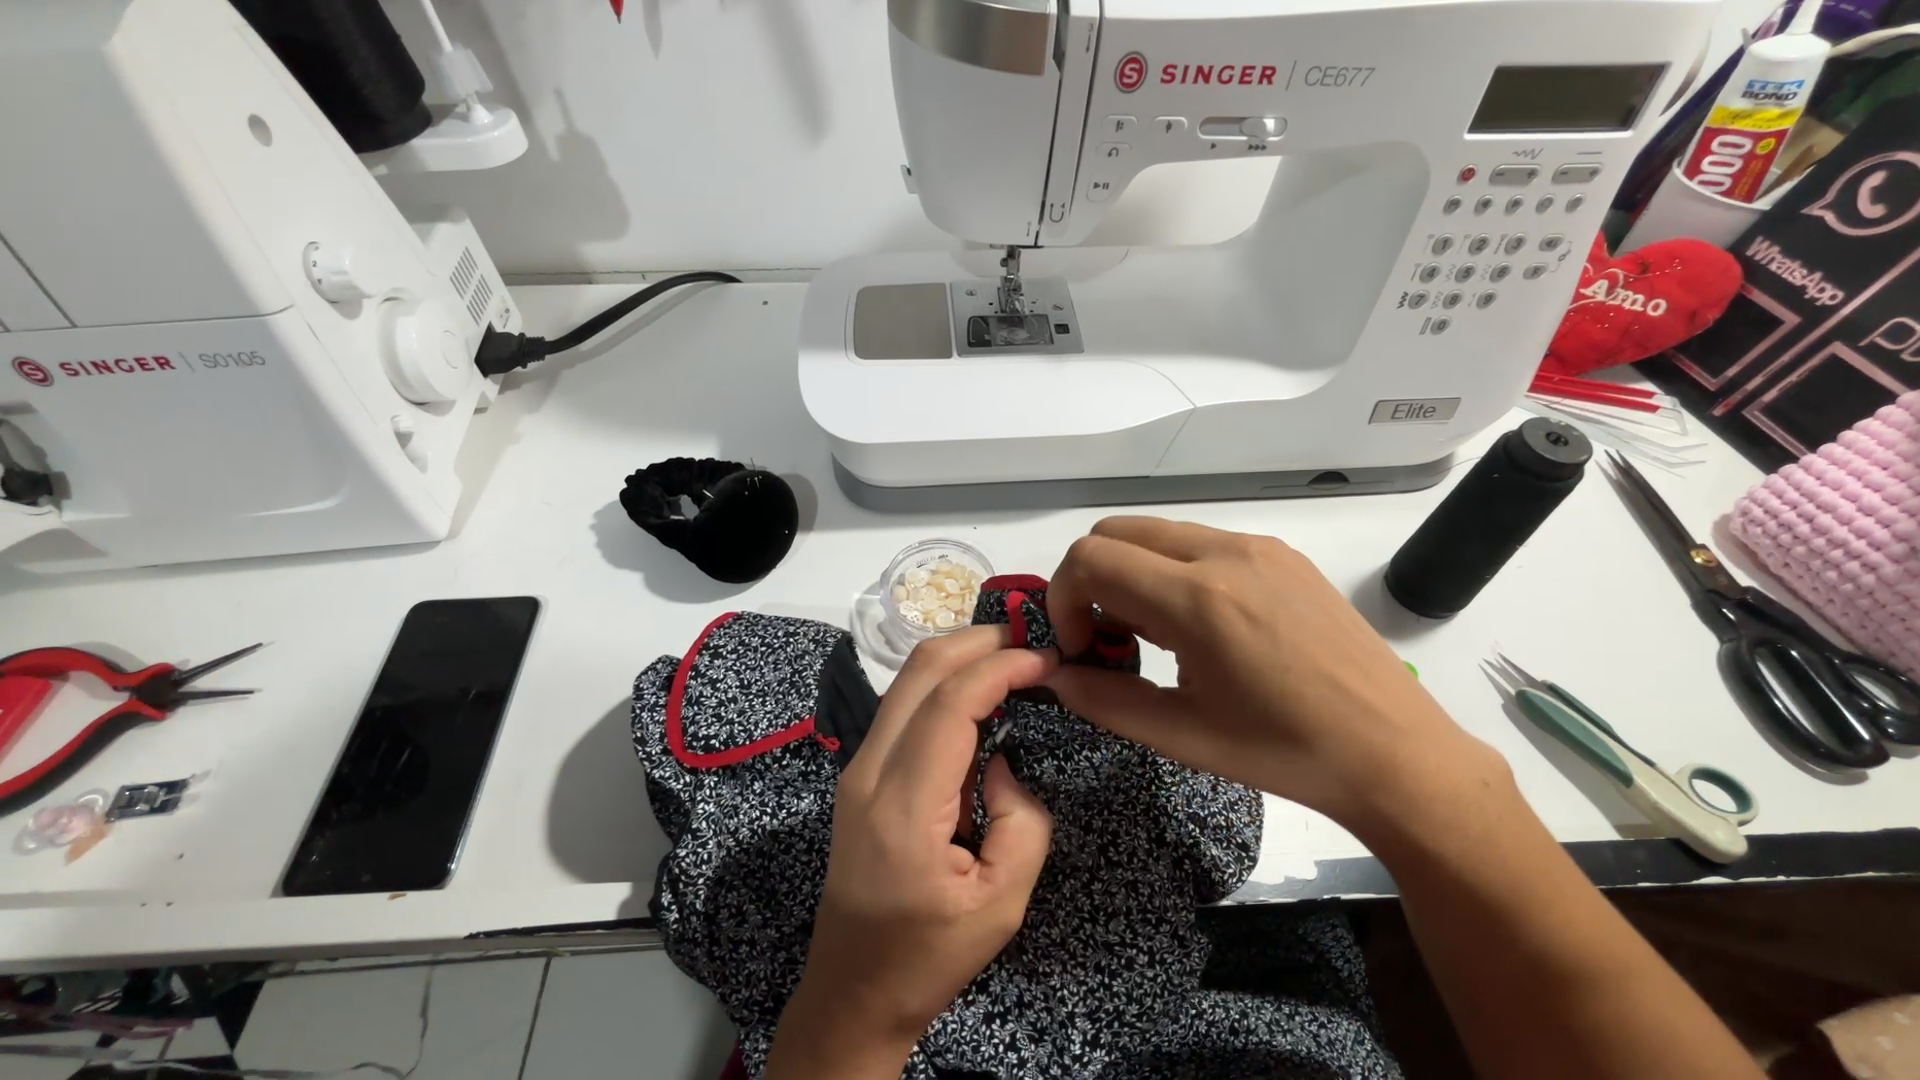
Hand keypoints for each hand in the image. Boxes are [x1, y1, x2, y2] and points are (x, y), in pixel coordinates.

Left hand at [767, 626, 1056, 1079]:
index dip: (1001, 667)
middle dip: (978, 641)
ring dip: (960, 658)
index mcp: (903, 806)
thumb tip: (1001, 762)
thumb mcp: (1002, 904)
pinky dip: (943, 686)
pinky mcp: (860, 775)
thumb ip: (1021, 822)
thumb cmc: (929, 955)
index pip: (950, 703)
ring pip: (906, 682)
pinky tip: (981, 697)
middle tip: (1033, 642)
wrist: (852, 989)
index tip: (1049, 660)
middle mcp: (869, 771)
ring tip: (1014, 661)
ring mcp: (857, 769)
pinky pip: (903, 707)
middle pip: (919, 670)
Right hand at [1045, 516, 1502, 834]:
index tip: (1082, 649)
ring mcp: (1259, 547)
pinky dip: (1174, 571)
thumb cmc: (1283, 753)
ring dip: (1132, 574)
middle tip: (1109, 641)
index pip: (1090, 559)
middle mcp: (1225, 553)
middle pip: (1115, 531)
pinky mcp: (1284, 554)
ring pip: (1157, 533)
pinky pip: (1201, 543)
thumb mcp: (1180, 735)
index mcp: (1197, 599)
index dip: (1063, 600)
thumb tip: (1054, 674)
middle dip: (1090, 580)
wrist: (1393, 751)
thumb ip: (1103, 699)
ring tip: (1157, 638)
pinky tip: (1202, 627)